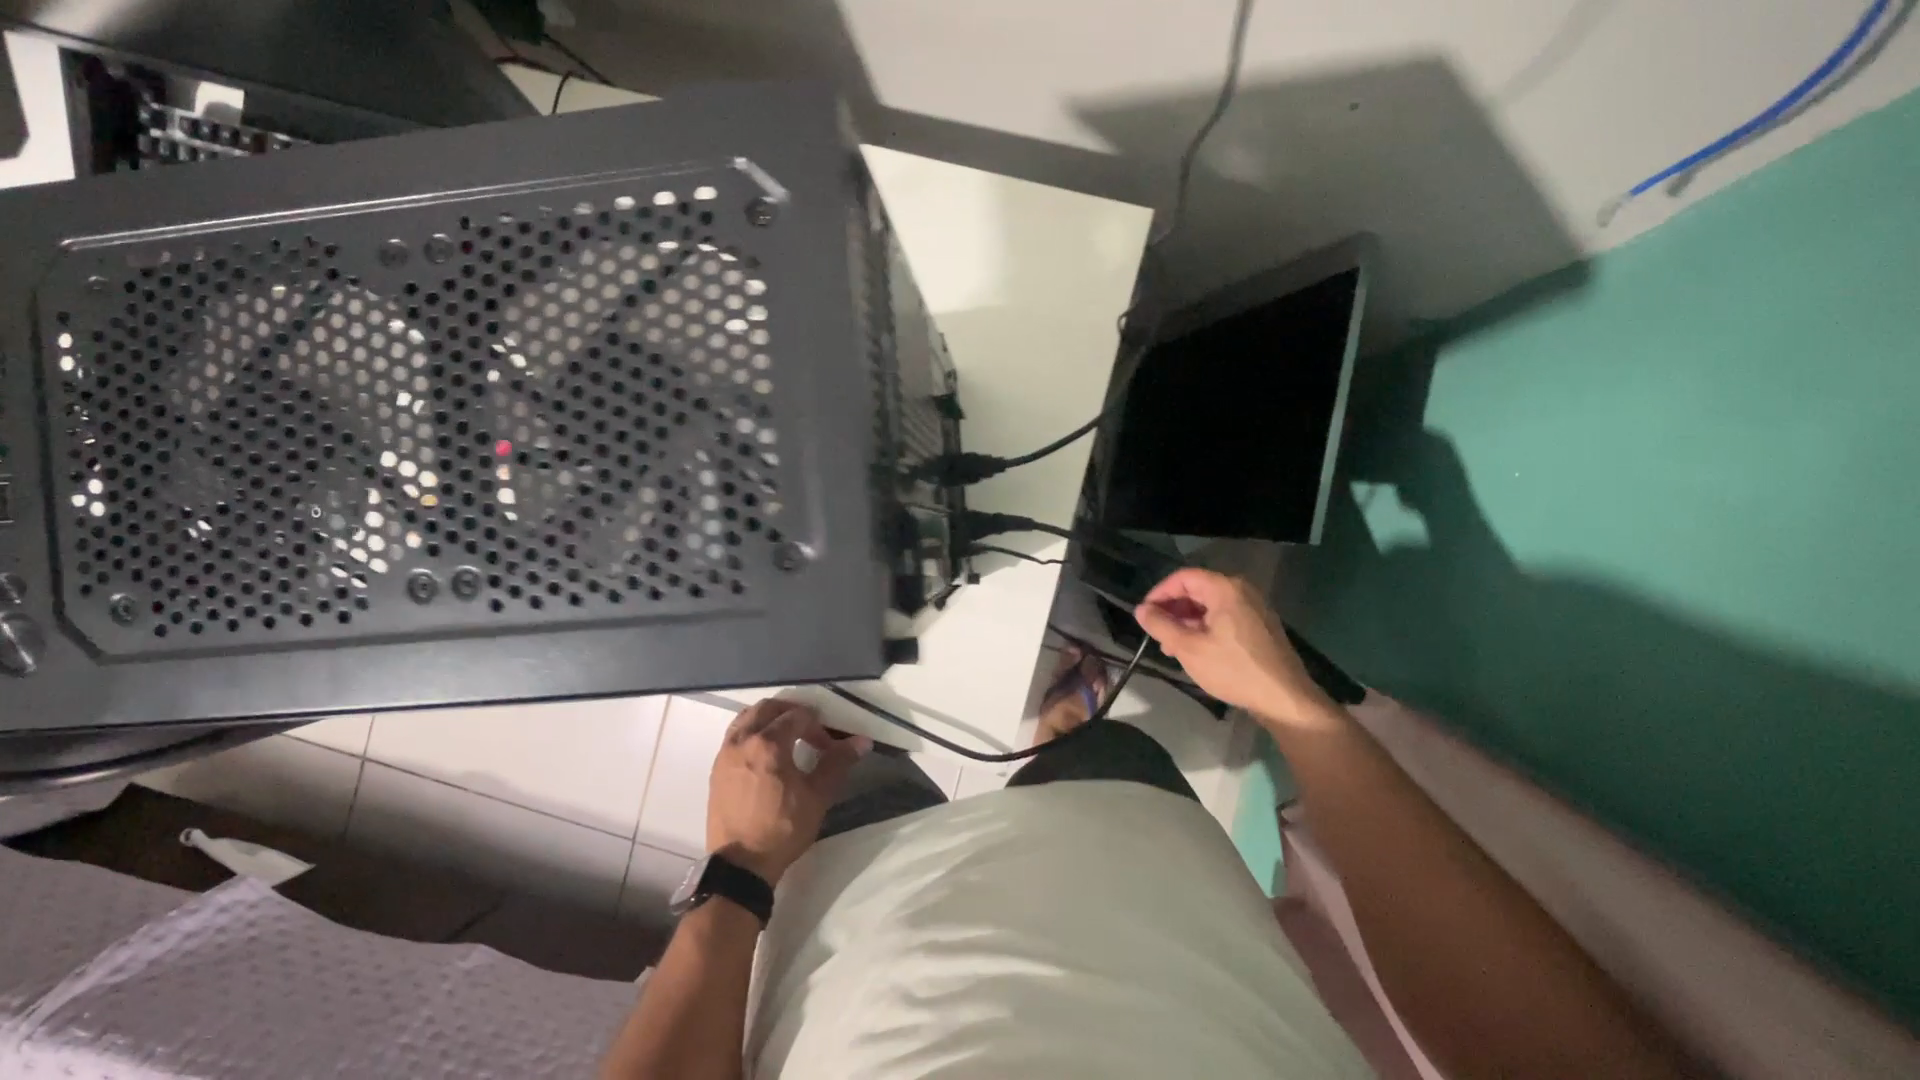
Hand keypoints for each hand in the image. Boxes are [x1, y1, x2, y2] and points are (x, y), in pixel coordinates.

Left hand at [707, 700, 868, 884]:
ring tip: (785, 738)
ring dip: (768, 720)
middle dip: (790, 712)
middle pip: (767, 708)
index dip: (817, 726)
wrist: (740, 865)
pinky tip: (764, 757)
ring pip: (746, 719)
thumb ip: (837, 763)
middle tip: (809, 728)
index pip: (796, 717)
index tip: (828, 745)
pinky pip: (734, 737)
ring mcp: (725, 755)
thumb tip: (862, 741)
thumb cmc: (782, 828)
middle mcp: (742, 741)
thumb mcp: (817, 796)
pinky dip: (752, 734)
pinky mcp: (716, 770)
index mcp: (768, 743)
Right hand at [1134, 568, 1329, 722]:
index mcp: (1225, 589)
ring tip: (1172, 648)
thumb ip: (1161, 625)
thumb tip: (1141, 610)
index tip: (1145, 615)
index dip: (1159, 593)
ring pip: (1211, 606)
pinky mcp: (1260, 626)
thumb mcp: (1189, 648)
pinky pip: (1225, 618)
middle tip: (1157, 635)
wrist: (1284, 697)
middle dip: (1173, 610)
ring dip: (1188, 622)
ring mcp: (1254, 608)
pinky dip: (1206, 628)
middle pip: (1197, 590)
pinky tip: (1196, 651)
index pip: (1183, 577)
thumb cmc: (1233, 669)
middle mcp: (1242, 591)